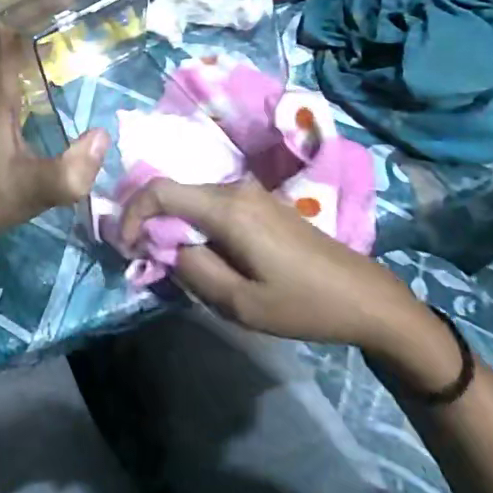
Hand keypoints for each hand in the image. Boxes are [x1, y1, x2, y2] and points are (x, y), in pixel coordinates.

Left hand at [0, 24, 108, 248]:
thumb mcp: (37, 191)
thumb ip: (70, 171)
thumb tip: (103, 134)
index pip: (9, 36)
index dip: (32, 9)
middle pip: (3, 29)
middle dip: (32, 5)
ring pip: (1, 41)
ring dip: (26, 19)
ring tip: (59, 5)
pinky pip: (5, 58)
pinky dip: (23, 40)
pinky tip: (43, 45)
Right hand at [118, 177, 432, 355]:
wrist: (366, 298)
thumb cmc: (303, 304)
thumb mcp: (240, 303)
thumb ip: (191, 269)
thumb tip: (162, 246)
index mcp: (227, 208)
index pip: (159, 190)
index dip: (132, 213)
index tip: (126, 245)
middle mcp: (233, 188)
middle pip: (173, 192)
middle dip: (149, 222)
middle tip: (143, 258)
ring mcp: (248, 192)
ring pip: (190, 199)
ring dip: (172, 224)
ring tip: (170, 260)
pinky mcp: (258, 202)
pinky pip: (210, 205)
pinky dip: (193, 224)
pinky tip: (202, 253)